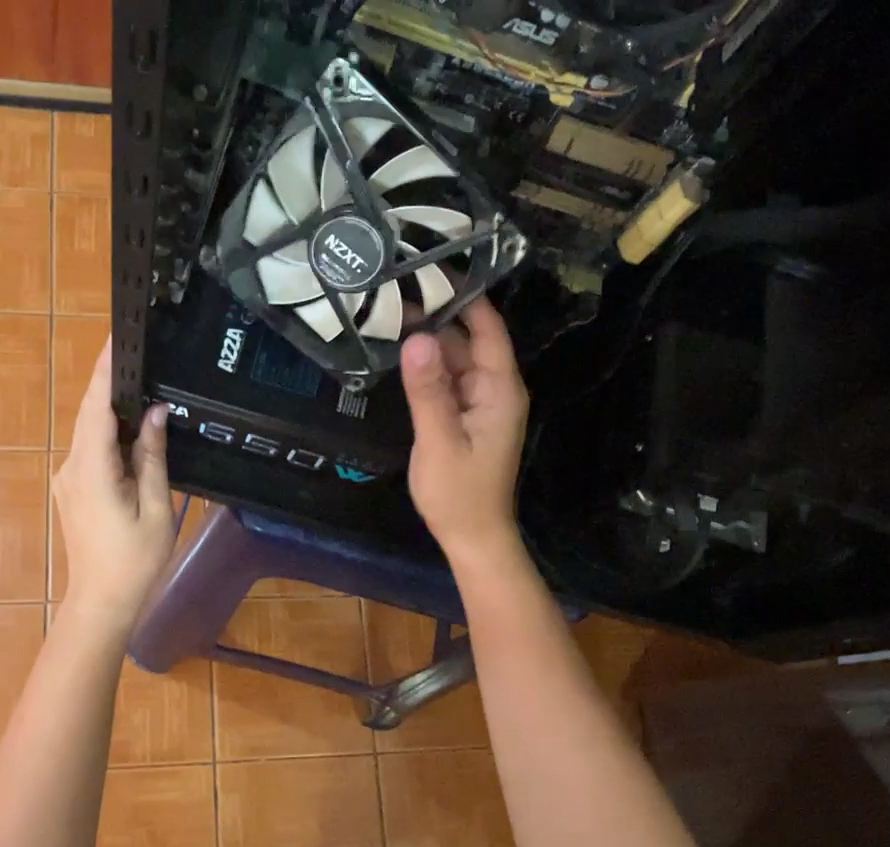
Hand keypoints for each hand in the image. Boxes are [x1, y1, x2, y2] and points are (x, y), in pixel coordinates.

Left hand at [53, 340, 175, 632]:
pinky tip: (131, 428)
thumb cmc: (134, 561)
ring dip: (110, 408)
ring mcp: (67, 479)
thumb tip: (155, 413)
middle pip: (88, 414)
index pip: (97, 408)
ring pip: (88, 431)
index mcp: (92, 470)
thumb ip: (152, 457)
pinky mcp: (72, 489)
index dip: (106, 372)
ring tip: (139, 384)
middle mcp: (71, 467)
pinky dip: (108, 433)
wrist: (101, 602)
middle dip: (108, 382)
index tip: (118, 340)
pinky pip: (90, 450)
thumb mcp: (154, 509)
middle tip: (133, 352)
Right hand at [400, 298, 528, 560]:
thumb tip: (416, 337)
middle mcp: (494, 388)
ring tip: (390, 310)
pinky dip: (427, 366)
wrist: (472, 537)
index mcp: (499, 388)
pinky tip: (400, 353)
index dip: (464, 294)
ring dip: (429, 339)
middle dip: (438, 313)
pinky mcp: (465, 417)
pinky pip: (448, 380)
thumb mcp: (438, 440)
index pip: (487, 326)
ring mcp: (480, 403)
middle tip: (396, 286)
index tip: (431, 266)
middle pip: (469, 338)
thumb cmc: (459, 493)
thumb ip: (427, 390)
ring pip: (456, 359)